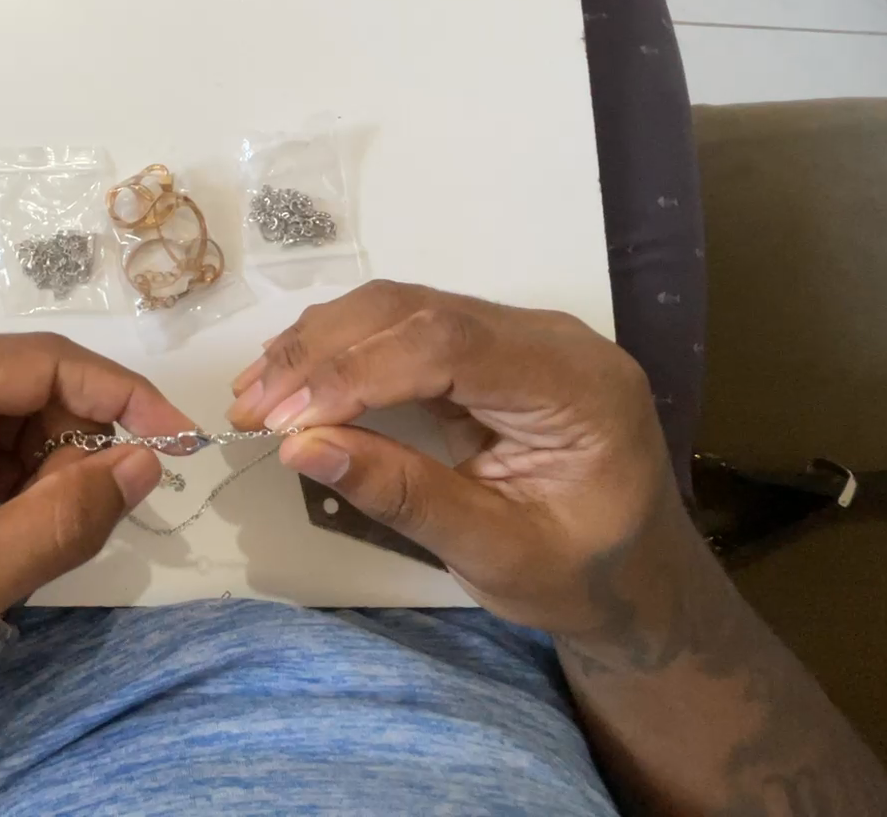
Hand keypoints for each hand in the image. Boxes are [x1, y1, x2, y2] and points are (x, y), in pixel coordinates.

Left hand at [0, 333, 193, 724]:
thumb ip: (63, 519)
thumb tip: (148, 462)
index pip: (40, 362)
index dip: (118, 393)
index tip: (178, 439)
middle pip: (33, 391)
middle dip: (80, 448)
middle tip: (98, 518)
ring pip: (24, 429)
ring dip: (54, 479)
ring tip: (34, 544)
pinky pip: (1, 460)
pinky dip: (29, 496)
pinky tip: (13, 542)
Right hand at [226, 281, 689, 637]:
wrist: (637, 579)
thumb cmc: (583, 580)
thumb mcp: (497, 556)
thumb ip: (403, 495)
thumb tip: (300, 449)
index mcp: (575, 385)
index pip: (447, 344)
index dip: (354, 373)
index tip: (283, 421)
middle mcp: (544, 337)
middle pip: (410, 310)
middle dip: (319, 355)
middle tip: (249, 407)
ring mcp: (509, 333)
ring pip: (392, 307)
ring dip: (314, 346)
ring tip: (253, 392)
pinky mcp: (476, 344)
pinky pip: (393, 325)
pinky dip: (333, 348)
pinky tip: (288, 372)